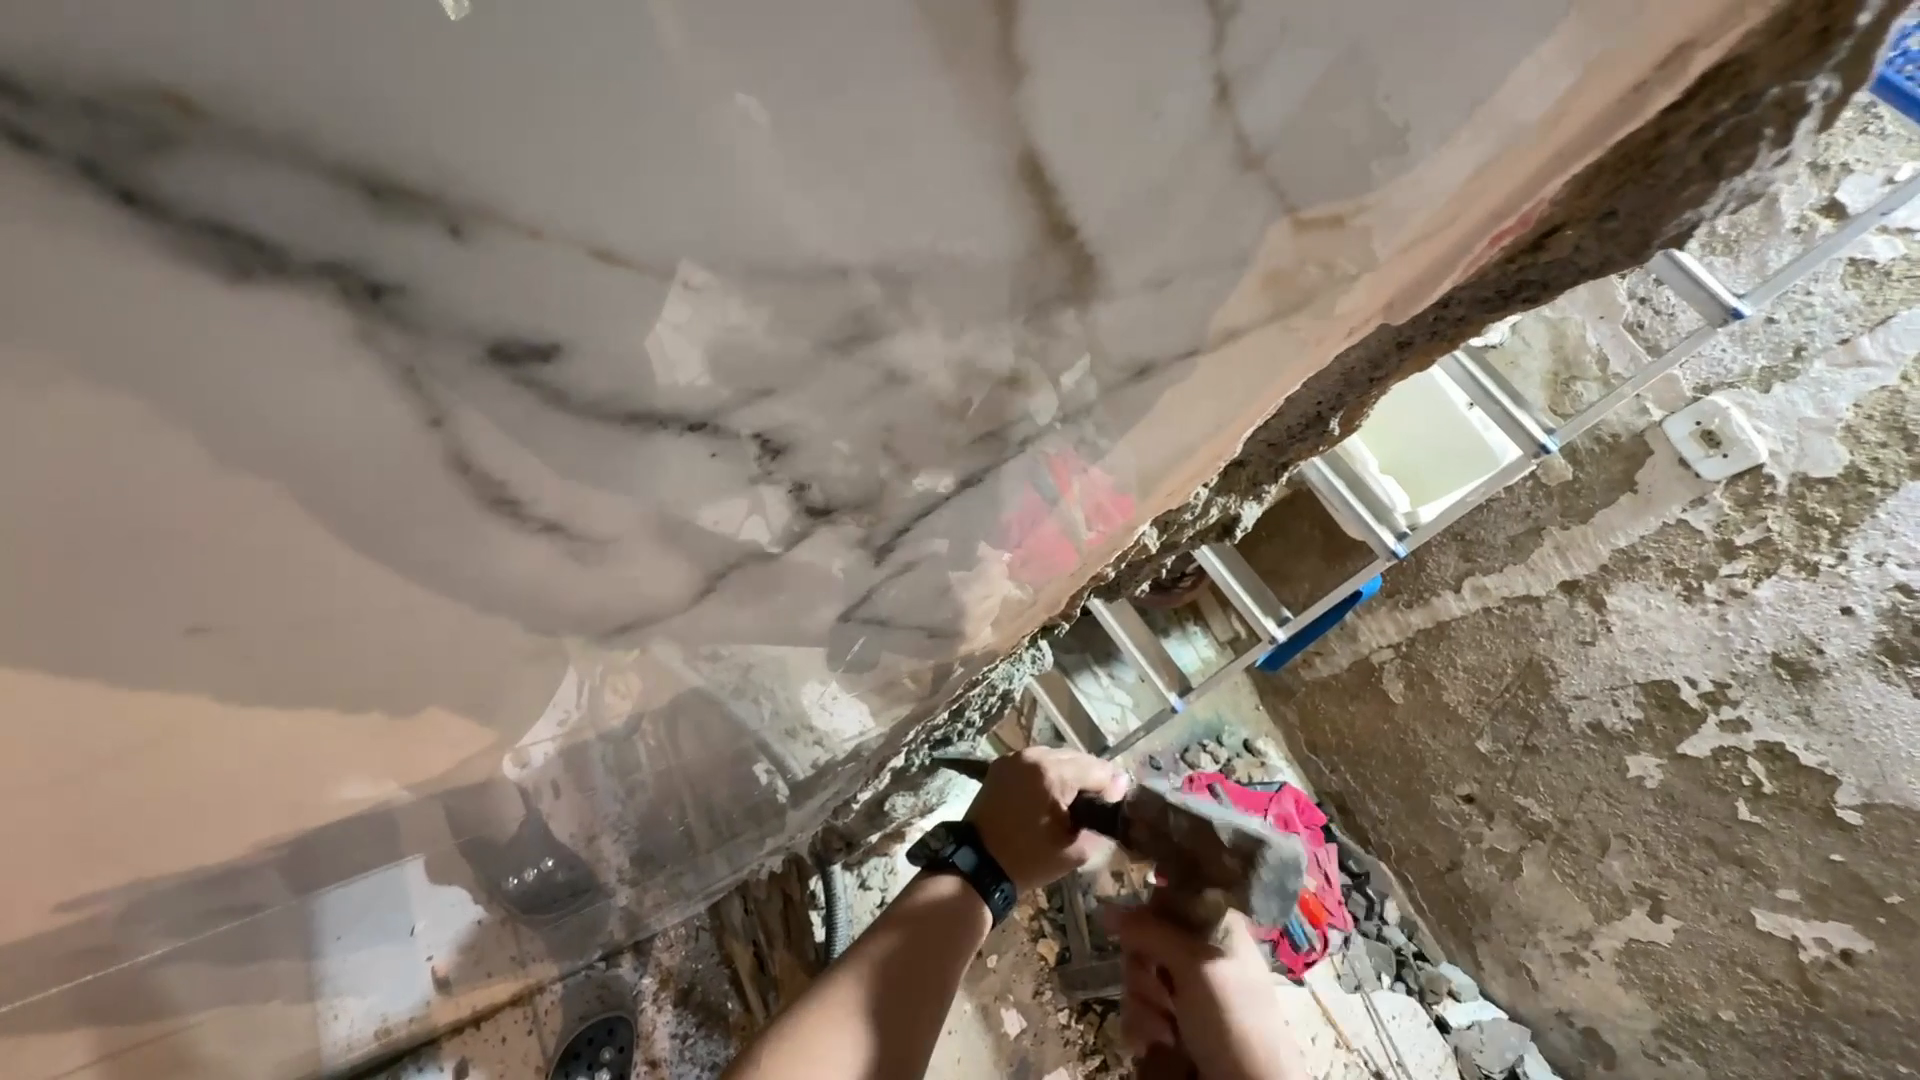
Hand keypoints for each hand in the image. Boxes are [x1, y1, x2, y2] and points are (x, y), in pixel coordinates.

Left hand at [964, 746, 1127, 892]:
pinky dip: (1047, 773)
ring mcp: (1014, 758)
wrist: (977, 865)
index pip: (1098, 769)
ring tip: (1072, 800)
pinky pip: (1035, 761)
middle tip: (1096, 805)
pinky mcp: (1001, 765)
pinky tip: (1049, 795)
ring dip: (1069, 773)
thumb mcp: (1076, 850)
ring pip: (1056, 756)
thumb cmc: (1029, 860)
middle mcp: (1034, 756)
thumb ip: (1102, 819)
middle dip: (1091, 778)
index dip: (1112, 787)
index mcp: (1052, 773)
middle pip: (1077, 758)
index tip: (1116, 805)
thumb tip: (1118, 790)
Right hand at [1105, 904, 1305, 1079]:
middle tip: (1163, 989)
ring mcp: (1182, 993)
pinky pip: (1135, 1011)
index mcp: (1216, 929)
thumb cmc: (1233, 1020)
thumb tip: (1107, 909)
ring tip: (1167, 1028)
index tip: (1134, 928)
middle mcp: (1197, 956)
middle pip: (1143, 940)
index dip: (1146, 912)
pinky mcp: (1168, 1025)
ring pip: (1135, 977)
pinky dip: (1142, 1027)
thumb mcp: (1195, 964)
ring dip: (1144, 1004)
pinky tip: (1159, 1042)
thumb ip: (1150, 931)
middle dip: (1143, 968)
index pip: (1167, 899)